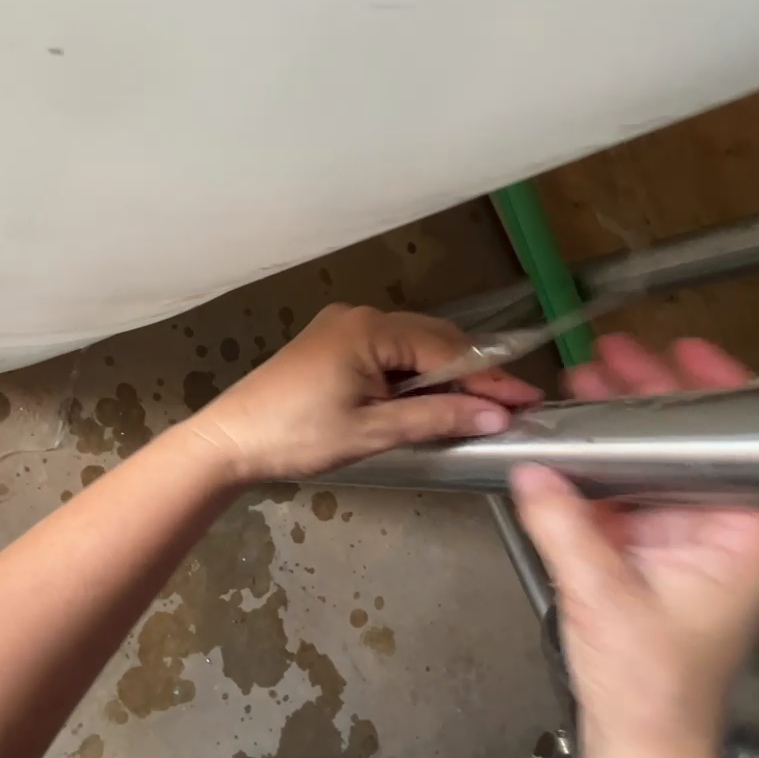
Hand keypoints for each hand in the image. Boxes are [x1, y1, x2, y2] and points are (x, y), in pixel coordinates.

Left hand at [183, 303, 541, 482]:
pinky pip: (382, 353)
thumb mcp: (371, 431)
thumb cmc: (295, 435)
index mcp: (368, 329)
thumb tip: (497, 415)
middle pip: (430, 339)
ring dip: (437, 375)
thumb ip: (436, 418)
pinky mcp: (325, 346)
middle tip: (506, 408)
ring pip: (407, 346)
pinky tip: (422, 401)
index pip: (447, 347)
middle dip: (468, 373)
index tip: (529, 400)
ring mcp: (337, 329)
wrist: (229, 440)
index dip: (490, 377)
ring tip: (471, 409)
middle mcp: (355, 317)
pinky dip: (407, 376)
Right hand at [510, 334, 758, 757]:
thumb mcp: (604, 594)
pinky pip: (614, 488)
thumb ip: (565, 525)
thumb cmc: (648, 674)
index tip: (682, 351)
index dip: (714, 396)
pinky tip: (561, 434)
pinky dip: (588, 460)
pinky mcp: (636, 545)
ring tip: (582, 380)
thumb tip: (527, 466)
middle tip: (610, 354)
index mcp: (744, 534)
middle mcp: (717, 525)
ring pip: (649, 462)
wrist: (635, 727)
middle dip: (651, 398)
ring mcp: (674, 534)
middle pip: (690, 445)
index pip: (743, 449)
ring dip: (615, 424)